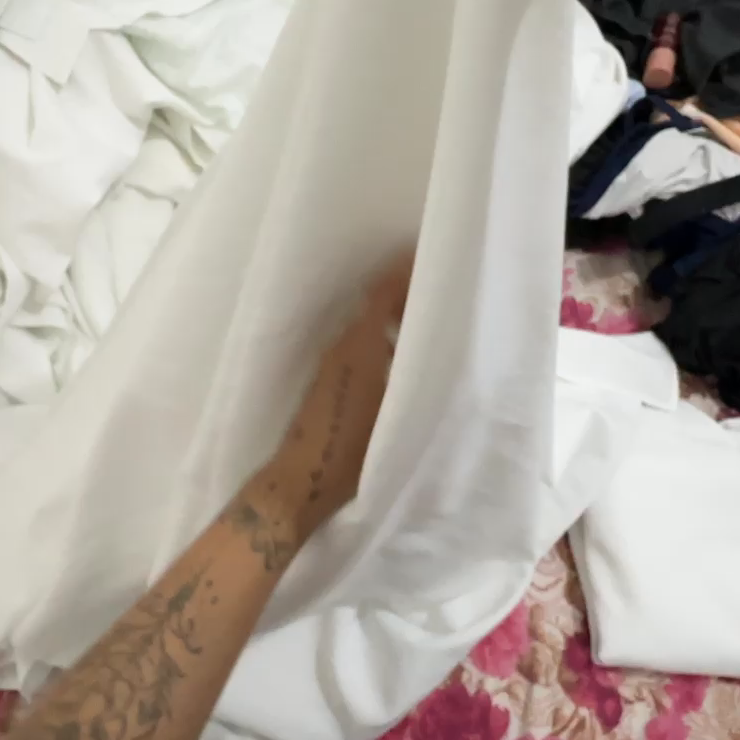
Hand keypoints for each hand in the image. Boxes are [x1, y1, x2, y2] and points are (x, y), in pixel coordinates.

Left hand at [260, 251, 414, 539]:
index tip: (428, 258)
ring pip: (367, 325)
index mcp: (359, 347)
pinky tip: (402, 356)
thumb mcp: (396, 412)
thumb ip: (416, 375)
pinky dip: (382, 337)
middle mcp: (342, 347)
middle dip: (404, 292)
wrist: (301, 481)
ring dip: (393, 316)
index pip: (382, 295)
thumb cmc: (352, 450)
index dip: (404, 273)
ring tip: (425, 319)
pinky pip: (360, 343)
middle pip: (375, 305)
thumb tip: (438, 348)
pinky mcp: (328, 381)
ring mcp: (332, 364)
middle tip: (437, 288)